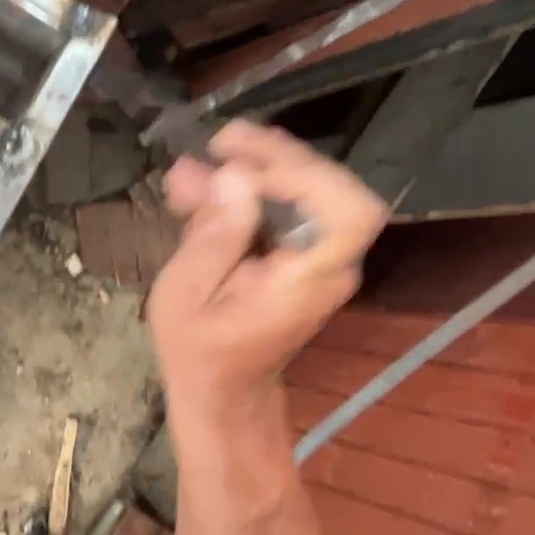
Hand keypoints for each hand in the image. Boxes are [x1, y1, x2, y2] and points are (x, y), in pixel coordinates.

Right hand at [149, 120, 386, 420]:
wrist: (222, 391)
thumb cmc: (197, 352)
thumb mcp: (185, 295)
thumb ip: (213, 236)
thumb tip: (234, 177)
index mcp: (306, 280)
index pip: (348, 212)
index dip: (303, 175)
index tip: (238, 167)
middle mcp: (328, 263)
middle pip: (330, 188)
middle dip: (272, 157)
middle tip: (214, 143)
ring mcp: (320, 258)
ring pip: (310, 190)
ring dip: (257, 167)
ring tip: (197, 166)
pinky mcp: (301, 254)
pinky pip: (290, 207)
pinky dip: (250, 189)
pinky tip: (206, 188)